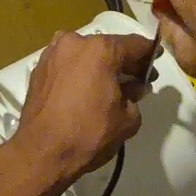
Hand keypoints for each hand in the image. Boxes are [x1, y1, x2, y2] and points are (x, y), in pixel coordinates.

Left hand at [6, 31, 153, 185]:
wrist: (41, 152)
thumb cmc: (88, 133)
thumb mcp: (127, 118)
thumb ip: (136, 95)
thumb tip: (134, 87)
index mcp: (99, 49)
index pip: (134, 44)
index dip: (149, 53)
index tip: (157, 61)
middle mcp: (74, 42)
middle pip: (108, 47)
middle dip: (124, 62)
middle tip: (137, 80)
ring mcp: (52, 54)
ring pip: (85, 54)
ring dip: (100, 66)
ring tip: (111, 87)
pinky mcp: (38, 69)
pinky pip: (68, 64)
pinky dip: (80, 72)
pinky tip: (87, 90)